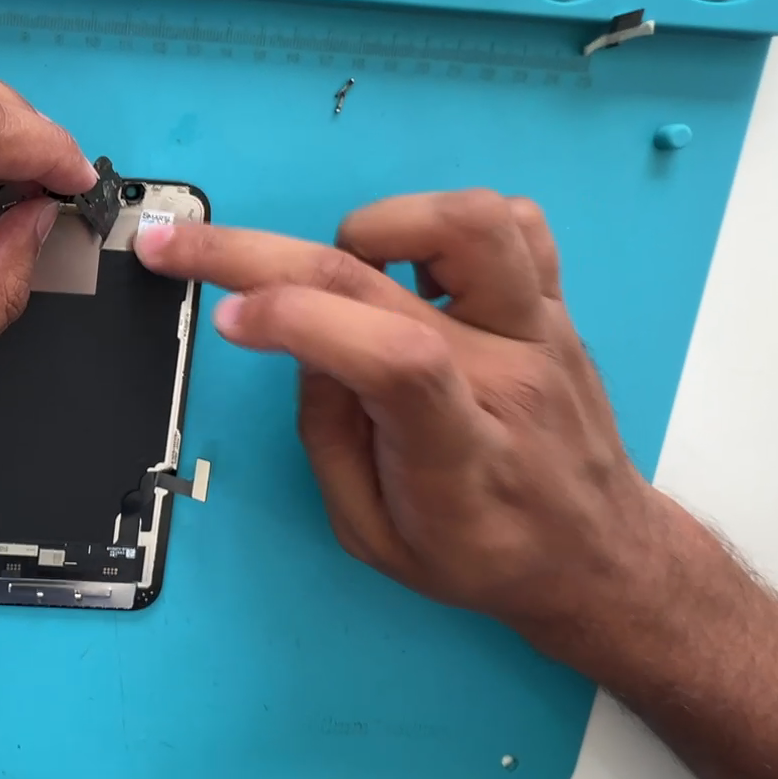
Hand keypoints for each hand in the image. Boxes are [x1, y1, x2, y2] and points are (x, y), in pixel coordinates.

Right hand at [135, 190, 685, 648]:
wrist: (603, 558)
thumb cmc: (479, 556)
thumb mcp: (373, 536)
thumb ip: (329, 436)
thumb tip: (304, 340)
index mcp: (459, 451)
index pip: (393, 360)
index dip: (297, 322)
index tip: (227, 320)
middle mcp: (505, 371)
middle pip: (379, 277)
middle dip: (250, 252)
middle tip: (174, 245)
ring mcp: (538, 327)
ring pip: (465, 220)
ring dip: (367, 226)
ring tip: (329, 269)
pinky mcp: (553, 303)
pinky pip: (512, 222)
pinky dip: (436, 221)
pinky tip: (399, 262)